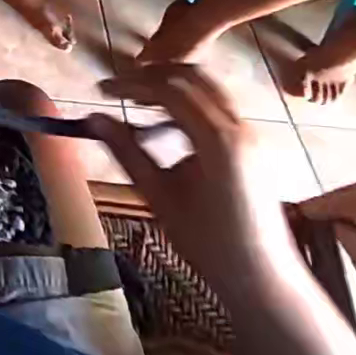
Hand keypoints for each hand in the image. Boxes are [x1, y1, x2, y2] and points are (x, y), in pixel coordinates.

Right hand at [89, 65, 304, 291]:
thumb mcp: (158, 196)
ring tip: (135, 102)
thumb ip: (126, 151)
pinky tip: (162, 126)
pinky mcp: (249, 142)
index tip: (100, 89)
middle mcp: (238, 126)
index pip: (168, 89)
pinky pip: (215, 106)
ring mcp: (248, 132)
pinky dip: (186, 104)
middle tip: (117, 88)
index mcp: (217, 139)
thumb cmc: (208, 244)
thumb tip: (93, 119)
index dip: (130, 84)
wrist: (262, 278)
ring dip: (169, 87)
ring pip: (205, 87)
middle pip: (190, 77)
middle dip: (150, 76)